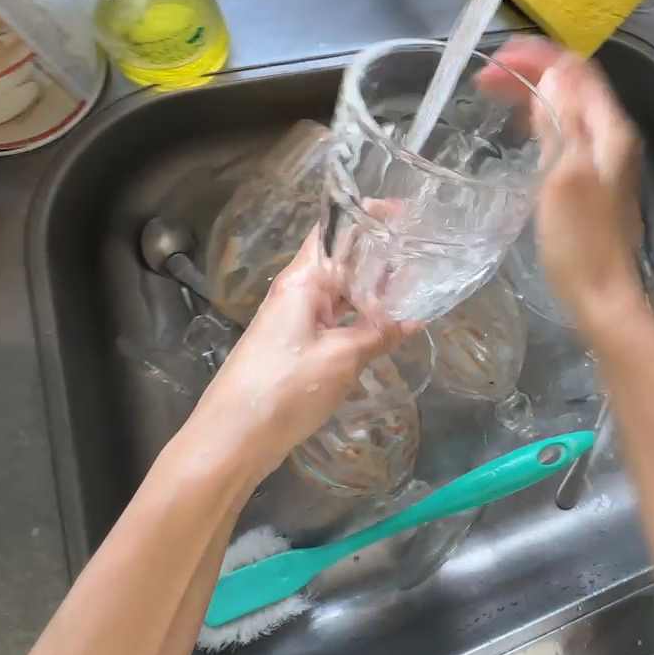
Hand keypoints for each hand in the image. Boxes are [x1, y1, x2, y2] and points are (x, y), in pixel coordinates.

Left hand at [188, 228, 409, 476]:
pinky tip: (388, 327)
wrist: (230, 441)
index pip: (334, 230)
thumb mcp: (344, 358)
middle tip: (423, 254)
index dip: (367, 215)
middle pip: (343, 260)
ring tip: (416, 286)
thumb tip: (414, 319)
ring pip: (341, 292)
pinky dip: (361, 318)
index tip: (404, 213)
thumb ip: (380, 333)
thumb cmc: (284, 388)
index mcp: (304, 280)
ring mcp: (295, 319)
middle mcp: (298, 291)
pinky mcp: (296, 345)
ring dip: (373, 290)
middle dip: (380, 256)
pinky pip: (335, 318)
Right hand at [485, 37, 644, 331]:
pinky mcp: (592, 179)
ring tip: (493, 93)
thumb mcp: (566, 176)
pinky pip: (566, 131)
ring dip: (534, 92)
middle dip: (532, 71)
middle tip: (484, 78)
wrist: (602, 298)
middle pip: (573, 84)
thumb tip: (553, 72)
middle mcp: (612, 137)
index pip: (578, 70)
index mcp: (610, 131)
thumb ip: (562, 121)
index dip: (539, 56)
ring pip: (568, 106)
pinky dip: (540, 118)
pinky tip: (519, 129)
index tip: (496, 59)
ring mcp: (604, 159)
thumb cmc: (580, 242)